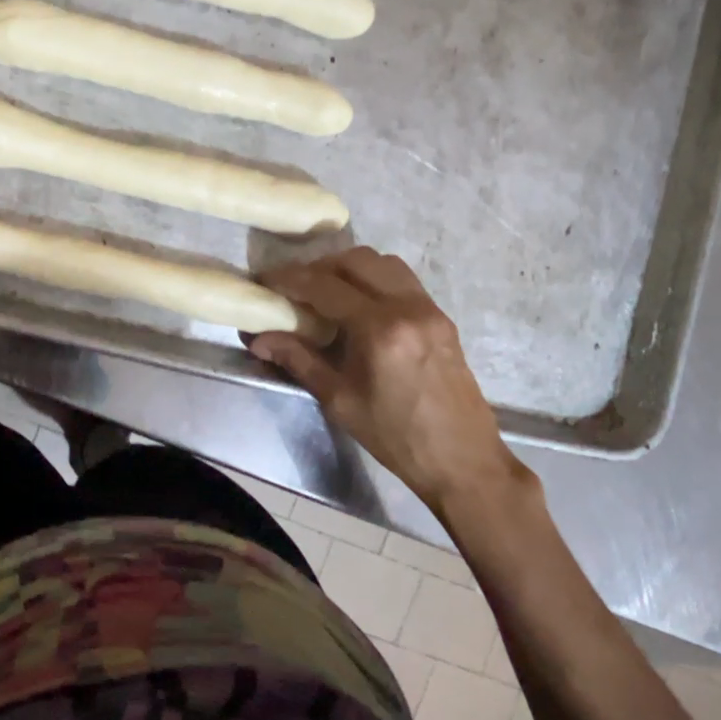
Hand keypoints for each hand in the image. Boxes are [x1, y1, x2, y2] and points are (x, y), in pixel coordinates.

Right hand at [250, 247, 533, 517]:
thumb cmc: (395, 437)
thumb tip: (259, 339)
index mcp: (379, 329)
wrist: (461, 459)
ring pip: (384, 264)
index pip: (326, 286)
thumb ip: (298, 360)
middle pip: (357, 261)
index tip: (265, 280)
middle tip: (294, 287)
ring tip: (326, 294)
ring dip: (349, 269)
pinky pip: (402, 282)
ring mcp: (430, 310)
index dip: (290, 278)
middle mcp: (408, 307)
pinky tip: (359, 308)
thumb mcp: (339, 400)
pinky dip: (374, 281)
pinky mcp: (441, 319)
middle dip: (319, 267)